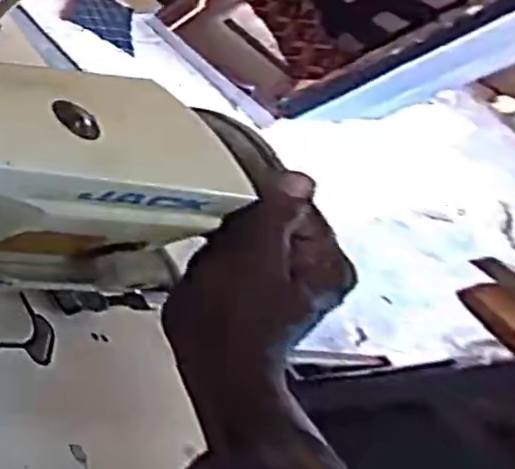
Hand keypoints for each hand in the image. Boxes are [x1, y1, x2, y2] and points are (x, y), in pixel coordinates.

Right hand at [164, 171, 355, 387]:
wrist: (210, 352)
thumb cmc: (234, 308)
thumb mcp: (253, 257)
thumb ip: (275, 216)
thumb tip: (298, 177)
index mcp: (326, 262)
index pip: (296, 204)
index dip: (259, 183)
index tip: (220, 166)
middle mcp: (309, 266)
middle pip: (273, 214)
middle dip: (238, 198)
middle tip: (200, 184)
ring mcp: (276, 273)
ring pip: (251, 226)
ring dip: (224, 212)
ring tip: (192, 199)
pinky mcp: (244, 276)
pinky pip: (233, 239)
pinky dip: (215, 228)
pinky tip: (193, 224)